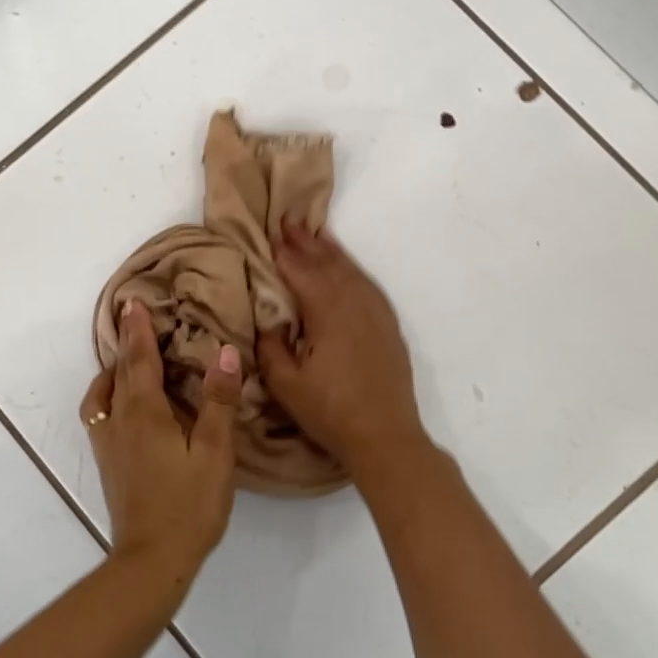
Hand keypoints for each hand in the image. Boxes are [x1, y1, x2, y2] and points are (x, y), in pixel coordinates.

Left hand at [80, 299, 241, 580]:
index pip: (139, 359)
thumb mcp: (214, 452)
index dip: (138, 329)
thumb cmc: (189, 504)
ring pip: (104, 393)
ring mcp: (108, 442)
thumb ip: (218, 402)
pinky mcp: (108, 461)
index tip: (132, 301)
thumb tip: (225, 352)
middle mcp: (119, 420)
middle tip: (132, 316)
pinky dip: (110, 394)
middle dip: (126, 341)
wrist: (150, 557)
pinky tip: (126, 404)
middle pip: (119, 371)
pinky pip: (102, 412)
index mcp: (144, 412)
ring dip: (114, 369)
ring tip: (130, 359)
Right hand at [256, 220, 427, 481]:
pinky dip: (354, 270)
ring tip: (316, 233)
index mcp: (327, 315)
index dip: (285, 252)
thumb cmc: (330, 412)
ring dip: (332, 251)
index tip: (270, 231)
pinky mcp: (388, 328)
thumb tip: (269, 321)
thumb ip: (270, 346)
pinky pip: (369, 286)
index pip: (302, 273)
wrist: (385, 438)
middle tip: (289, 220)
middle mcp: (354, 306)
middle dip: (307, 242)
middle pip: (328, 265)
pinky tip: (348, 268)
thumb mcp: (284, 383)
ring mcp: (376, 316)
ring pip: (352, 272)